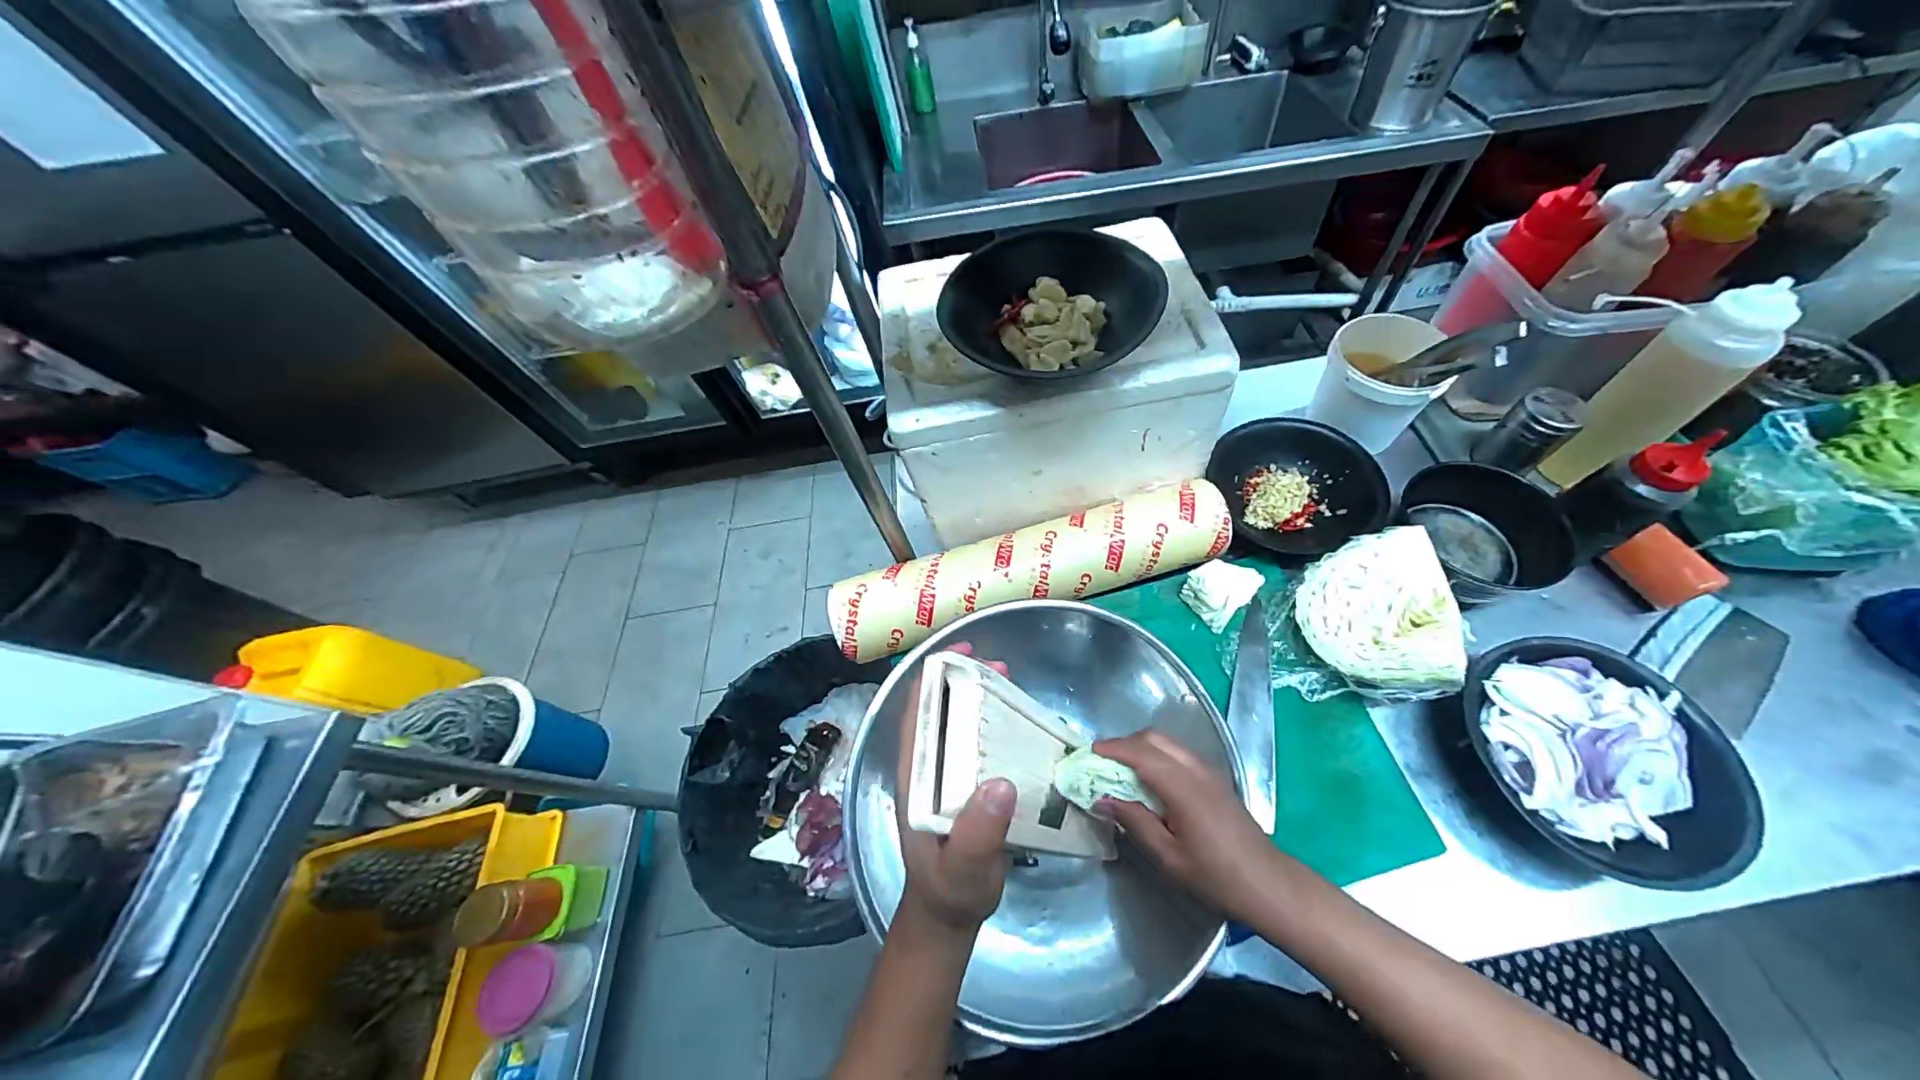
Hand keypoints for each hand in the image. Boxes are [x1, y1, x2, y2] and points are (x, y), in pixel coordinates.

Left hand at [895, 643, 1015, 934]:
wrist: (950, 916)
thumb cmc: (951, 891)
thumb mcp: (964, 869)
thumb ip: (978, 834)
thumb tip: (1000, 782)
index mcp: (918, 778)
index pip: (917, 716)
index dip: (932, 678)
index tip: (962, 655)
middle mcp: (930, 768)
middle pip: (941, 710)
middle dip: (963, 680)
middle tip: (1000, 666)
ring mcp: (948, 777)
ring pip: (960, 724)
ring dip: (981, 698)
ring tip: (1012, 683)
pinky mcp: (968, 787)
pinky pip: (979, 745)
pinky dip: (996, 725)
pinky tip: (1022, 722)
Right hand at [1092, 730, 1284, 922]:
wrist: (1269, 884)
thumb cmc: (1216, 876)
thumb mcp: (1168, 857)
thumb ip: (1134, 822)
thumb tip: (1101, 800)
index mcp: (1184, 787)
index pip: (1142, 754)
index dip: (1113, 748)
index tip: (1089, 752)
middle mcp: (1197, 770)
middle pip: (1155, 739)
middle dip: (1125, 744)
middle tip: (1102, 761)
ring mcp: (1209, 772)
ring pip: (1168, 743)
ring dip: (1142, 748)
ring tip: (1120, 770)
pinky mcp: (1216, 780)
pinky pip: (1179, 754)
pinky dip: (1157, 756)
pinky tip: (1148, 779)